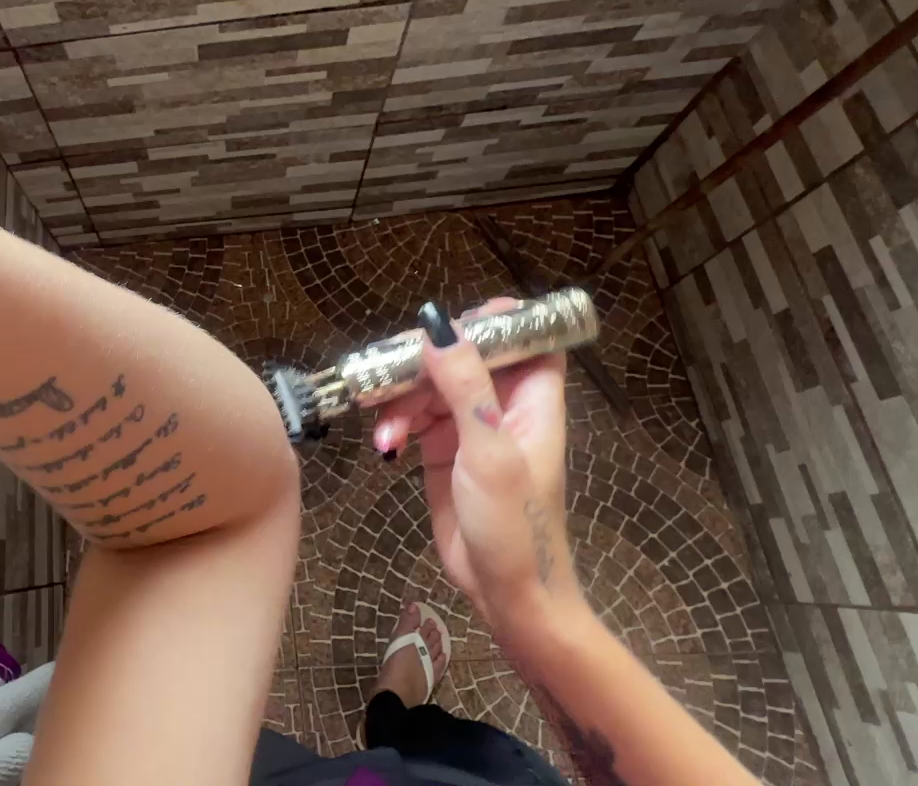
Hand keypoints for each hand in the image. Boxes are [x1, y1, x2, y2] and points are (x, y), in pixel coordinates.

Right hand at [377, 300, 579, 639]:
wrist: (505, 595)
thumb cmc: (514, 526)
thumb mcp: (490, 454)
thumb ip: (466, 388)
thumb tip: (438, 328)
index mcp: (531, 400)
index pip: (526, 339)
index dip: (497, 322)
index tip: (451, 322)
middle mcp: (501, 406)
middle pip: (462, 356)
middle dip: (423, 361)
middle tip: (390, 371)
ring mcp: (469, 427)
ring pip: (430, 385)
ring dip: (401, 400)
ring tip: (387, 433)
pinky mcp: (442, 449)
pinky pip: (412, 416)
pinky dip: (395, 425)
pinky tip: (386, 446)